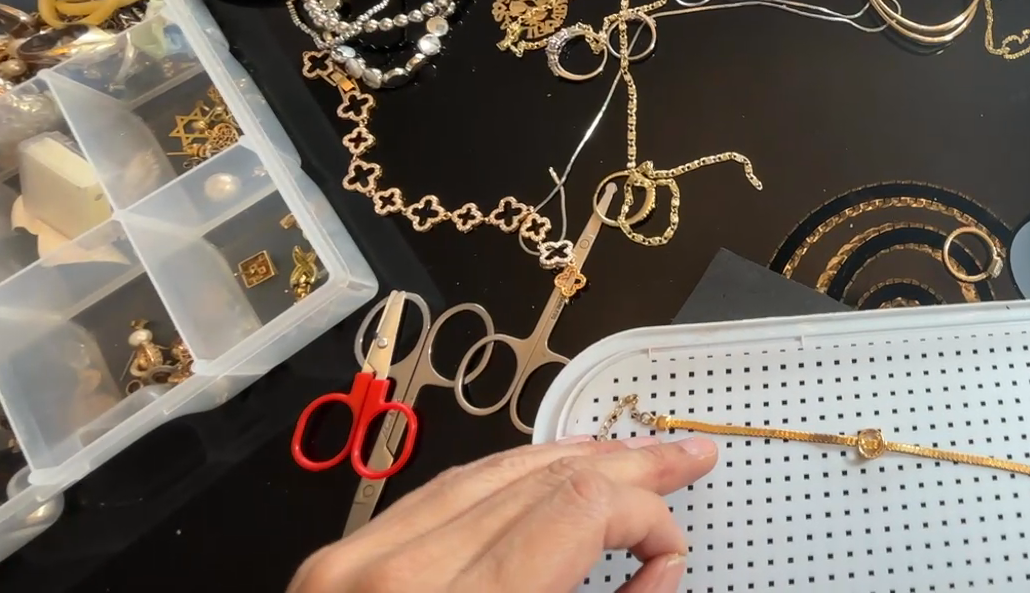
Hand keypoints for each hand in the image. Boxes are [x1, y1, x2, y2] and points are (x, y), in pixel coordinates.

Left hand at [290, 435, 716, 592]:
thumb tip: (656, 572)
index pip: (580, 509)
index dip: (646, 519)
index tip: (671, 556)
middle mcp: (398, 573)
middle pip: (549, 477)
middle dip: (634, 466)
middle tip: (691, 457)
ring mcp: (356, 559)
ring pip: (504, 468)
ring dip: (583, 458)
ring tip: (638, 455)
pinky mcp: (338, 560)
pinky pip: (451, 487)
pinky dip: (519, 471)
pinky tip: (555, 461)